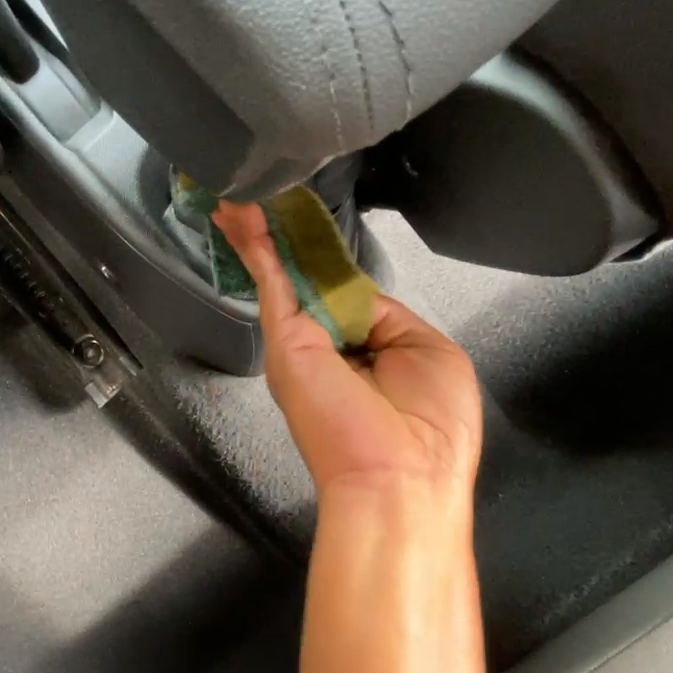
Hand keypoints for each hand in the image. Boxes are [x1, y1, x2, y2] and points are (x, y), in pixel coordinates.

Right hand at [212, 201, 482, 499]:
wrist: (400, 477)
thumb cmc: (428, 434)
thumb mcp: (430, 355)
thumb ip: (389, 321)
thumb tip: (354, 299)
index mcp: (368, 356)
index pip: (346, 296)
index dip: (332, 262)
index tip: (316, 231)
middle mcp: (327, 352)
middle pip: (305, 283)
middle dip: (289, 241)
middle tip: (270, 201)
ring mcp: (301, 348)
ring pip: (280, 278)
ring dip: (263, 234)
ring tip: (247, 194)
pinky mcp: (285, 345)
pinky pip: (270, 282)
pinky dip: (255, 244)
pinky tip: (242, 212)